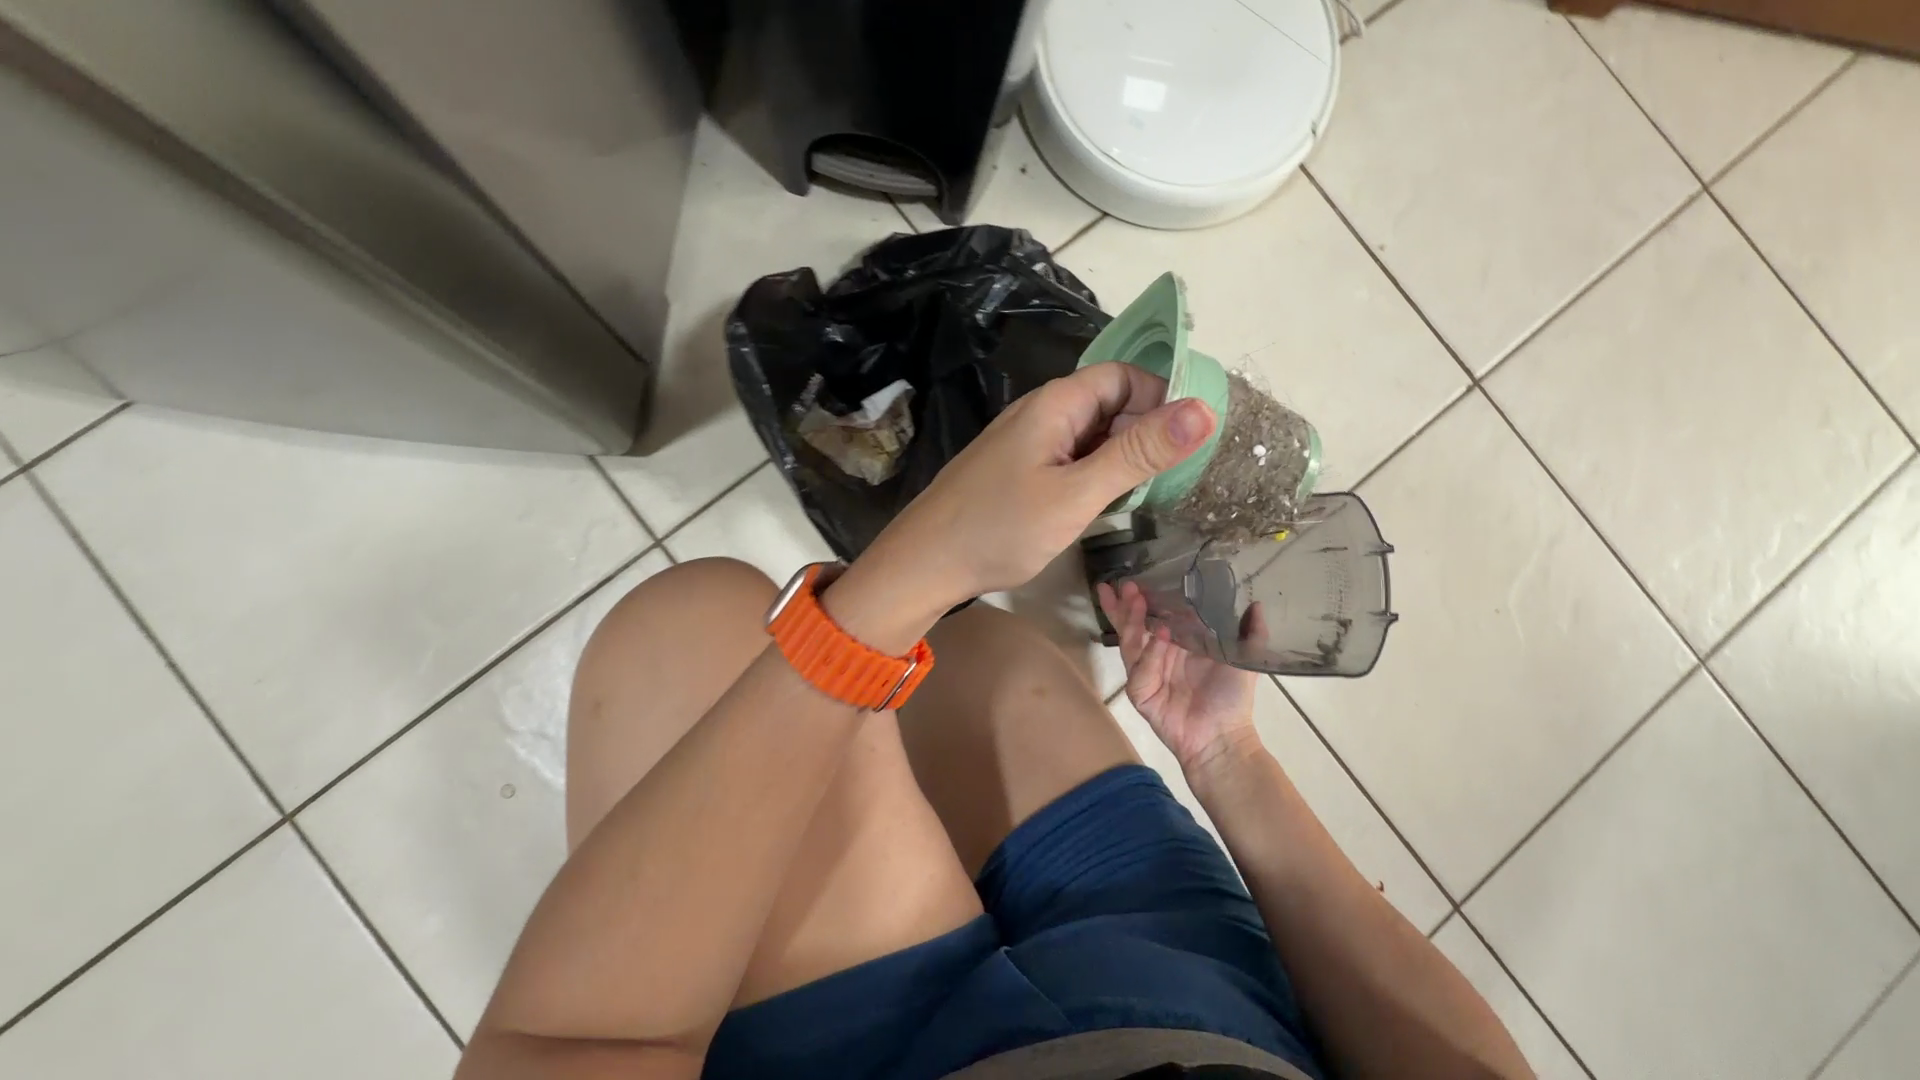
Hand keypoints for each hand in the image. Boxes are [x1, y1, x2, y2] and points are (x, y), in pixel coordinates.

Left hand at [856, 363, 1216, 613]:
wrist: (924, 564)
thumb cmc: (1001, 529)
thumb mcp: (1078, 494)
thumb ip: (1138, 454)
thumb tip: (1203, 410)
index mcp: (1054, 404)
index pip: (1122, 375)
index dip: (1161, 397)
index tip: (1191, 439)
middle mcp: (1039, 414)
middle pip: (1107, 403)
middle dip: (1145, 431)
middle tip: (1174, 476)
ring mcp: (1025, 443)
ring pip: (1090, 435)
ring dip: (1121, 457)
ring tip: (1147, 494)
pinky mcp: (1017, 471)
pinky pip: (1068, 458)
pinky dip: (1094, 474)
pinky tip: (1105, 505)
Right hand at [1098, 580, 1260, 772]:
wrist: (1223, 737)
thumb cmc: (1232, 698)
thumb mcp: (1245, 659)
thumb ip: (1251, 632)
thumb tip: (1259, 604)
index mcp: (1176, 645)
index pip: (1154, 616)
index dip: (1144, 600)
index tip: (1137, 580)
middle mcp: (1156, 656)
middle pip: (1132, 627)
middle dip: (1124, 606)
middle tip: (1121, 585)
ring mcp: (1146, 674)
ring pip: (1129, 643)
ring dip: (1131, 621)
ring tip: (1135, 599)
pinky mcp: (1141, 693)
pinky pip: (1140, 671)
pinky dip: (1150, 654)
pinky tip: (1159, 637)